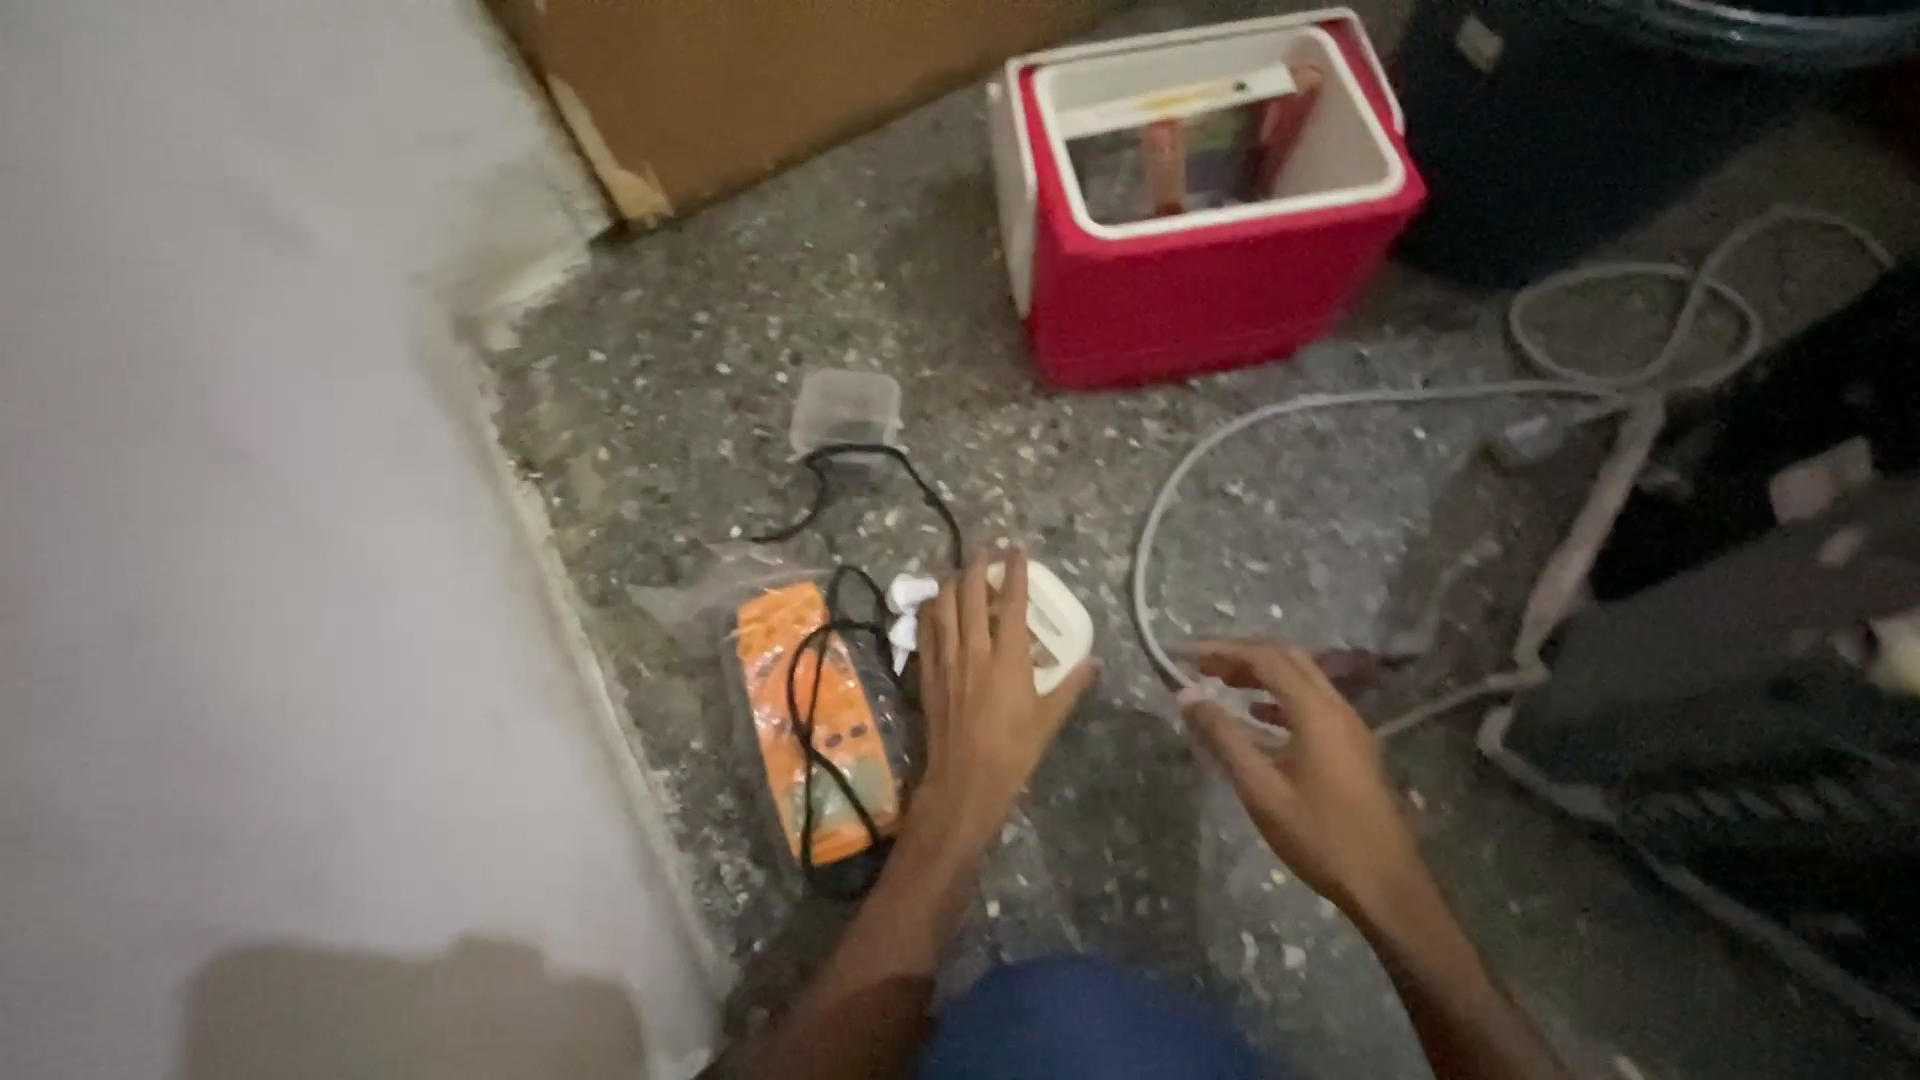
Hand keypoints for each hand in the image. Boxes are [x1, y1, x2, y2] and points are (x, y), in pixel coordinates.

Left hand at [916, 548, 1096, 844]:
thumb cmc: (1013, 750)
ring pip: (944, 605)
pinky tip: (936, 603)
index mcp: (1008, 657)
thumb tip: (1095, 661)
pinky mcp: (928, 673)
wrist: (965, 779)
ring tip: (963, 572)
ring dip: (953, 582)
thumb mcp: (1050, 718)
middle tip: (987, 549)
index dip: (1015, 570)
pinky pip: (926, 631)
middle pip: (971, 593)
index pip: (1012, 602)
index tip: (1017, 549)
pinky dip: (932, 610)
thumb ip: (1072, 685)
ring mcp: (946, 659)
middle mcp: (975, 649)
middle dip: (979, 564)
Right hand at [1178, 640, 1426, 917]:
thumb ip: (1223, 737)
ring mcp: (1350, 727)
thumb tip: (1187, 696)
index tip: (1183, 657)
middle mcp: (1338, 708)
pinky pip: (1311, 703)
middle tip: (1200, 665)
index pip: (1264, 659)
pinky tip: (1257, 716)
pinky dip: (1278, 697)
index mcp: (1316, 712)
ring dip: (1260, 673)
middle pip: (1286, 659)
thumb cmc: (1319, 837)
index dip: (1220, 650)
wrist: (1386, 887)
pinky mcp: (1353, 747)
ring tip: (1220, 683)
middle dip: (1240, 655)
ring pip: (1302, 679)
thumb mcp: (1260, 789)